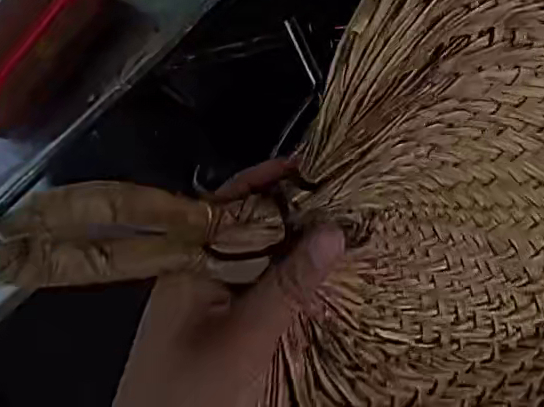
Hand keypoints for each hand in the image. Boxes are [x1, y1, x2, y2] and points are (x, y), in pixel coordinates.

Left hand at [113, 160, 345, 406]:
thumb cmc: (188, 401)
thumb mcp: (241, 341)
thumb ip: (288, 285)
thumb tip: (337, 229)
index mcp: (192, 267)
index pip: (231, 204)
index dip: (272, 178)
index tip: (317, 161)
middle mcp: (209, 276)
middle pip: (260, 225)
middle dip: (303, 206)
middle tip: (350, 187)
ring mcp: (228, 303)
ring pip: (275, 254)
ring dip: (311, 239)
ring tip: (355, 217)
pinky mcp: (245, 327)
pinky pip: (283, 285)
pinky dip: (311, 271)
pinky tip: (341, 263)